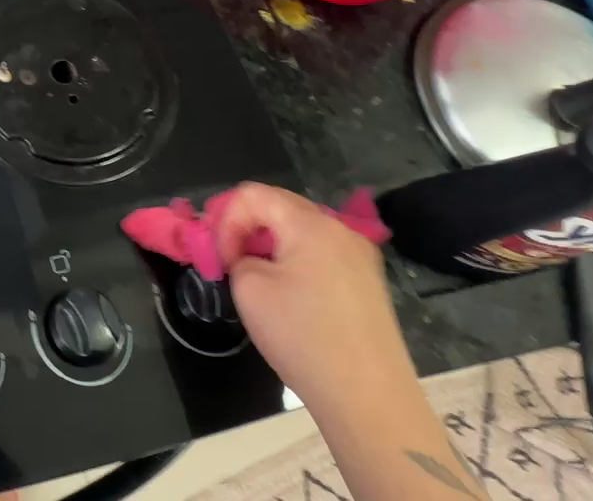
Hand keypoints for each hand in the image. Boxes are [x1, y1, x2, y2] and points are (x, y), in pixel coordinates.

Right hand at [214, 183, 415, 410]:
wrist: (369, 398)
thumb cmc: (303, 338)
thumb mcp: (248, 290)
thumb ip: (238, 258)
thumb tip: (249, 258)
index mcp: (312, 225)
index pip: (253, 194)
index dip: (226, 220)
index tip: (222, 258)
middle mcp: (341, 230)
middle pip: (280, 205)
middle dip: (247, 227)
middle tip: (229, 261)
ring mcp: (360, 257)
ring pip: (300, 230)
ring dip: (270, 244)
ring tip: (256, 278)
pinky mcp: (368, 282)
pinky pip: (321, 253)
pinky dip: (295, 260)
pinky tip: (289, 294)